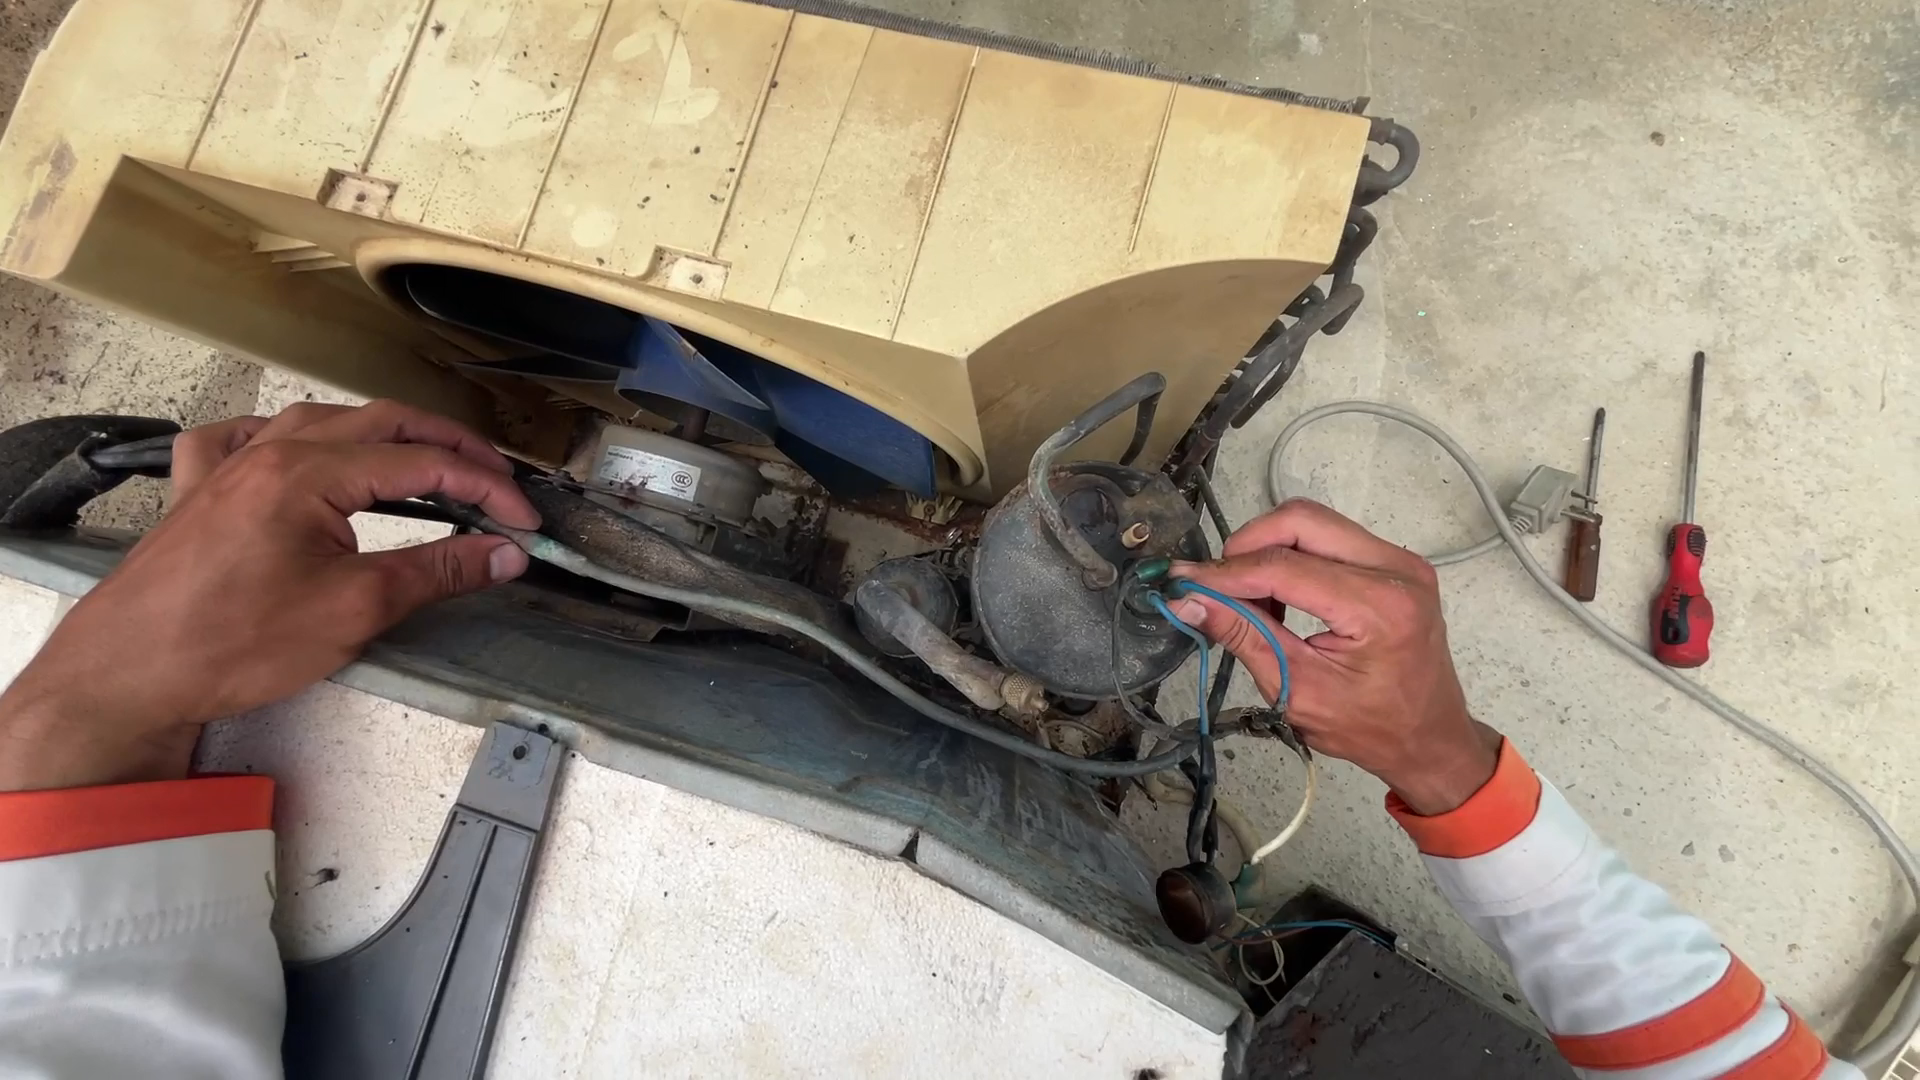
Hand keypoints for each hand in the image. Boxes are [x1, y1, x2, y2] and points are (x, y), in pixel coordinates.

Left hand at [0, 401, 539, 791]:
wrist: (121, 682)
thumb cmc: (240, 644)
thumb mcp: (360, 607)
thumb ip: (443, 570)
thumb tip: (509, 554)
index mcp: (309, 474)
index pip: (425, 463)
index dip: (489, 489)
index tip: (526, 523)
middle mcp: (269, 452)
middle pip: (384, 421)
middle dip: (454, 445)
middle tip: (500, 479)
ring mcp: (227, 465)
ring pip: (326, 418)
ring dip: (391, 433)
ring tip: (432, 459)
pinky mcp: (199, 489)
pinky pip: (248, 435)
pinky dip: (295, 434)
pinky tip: (307, 450)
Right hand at [1168, 499, 1499, 814]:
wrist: (1430, 740)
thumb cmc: (1368, 728)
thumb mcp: (1295, 689)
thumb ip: (1242, 635)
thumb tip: (1186, 601)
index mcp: (1379, 606)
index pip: (1282, 567)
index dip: (1224, 574)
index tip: (1181, 582)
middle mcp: (1395, 568)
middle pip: (1299, 520)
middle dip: (1245, 546)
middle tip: (1216, 584)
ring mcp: (1397, 558)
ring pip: (1309, 521)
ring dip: (1265, 549)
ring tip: (1246, 596)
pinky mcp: (1390, 560)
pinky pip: (1324, 536)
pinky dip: (1287, 555)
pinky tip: (1275, 596)